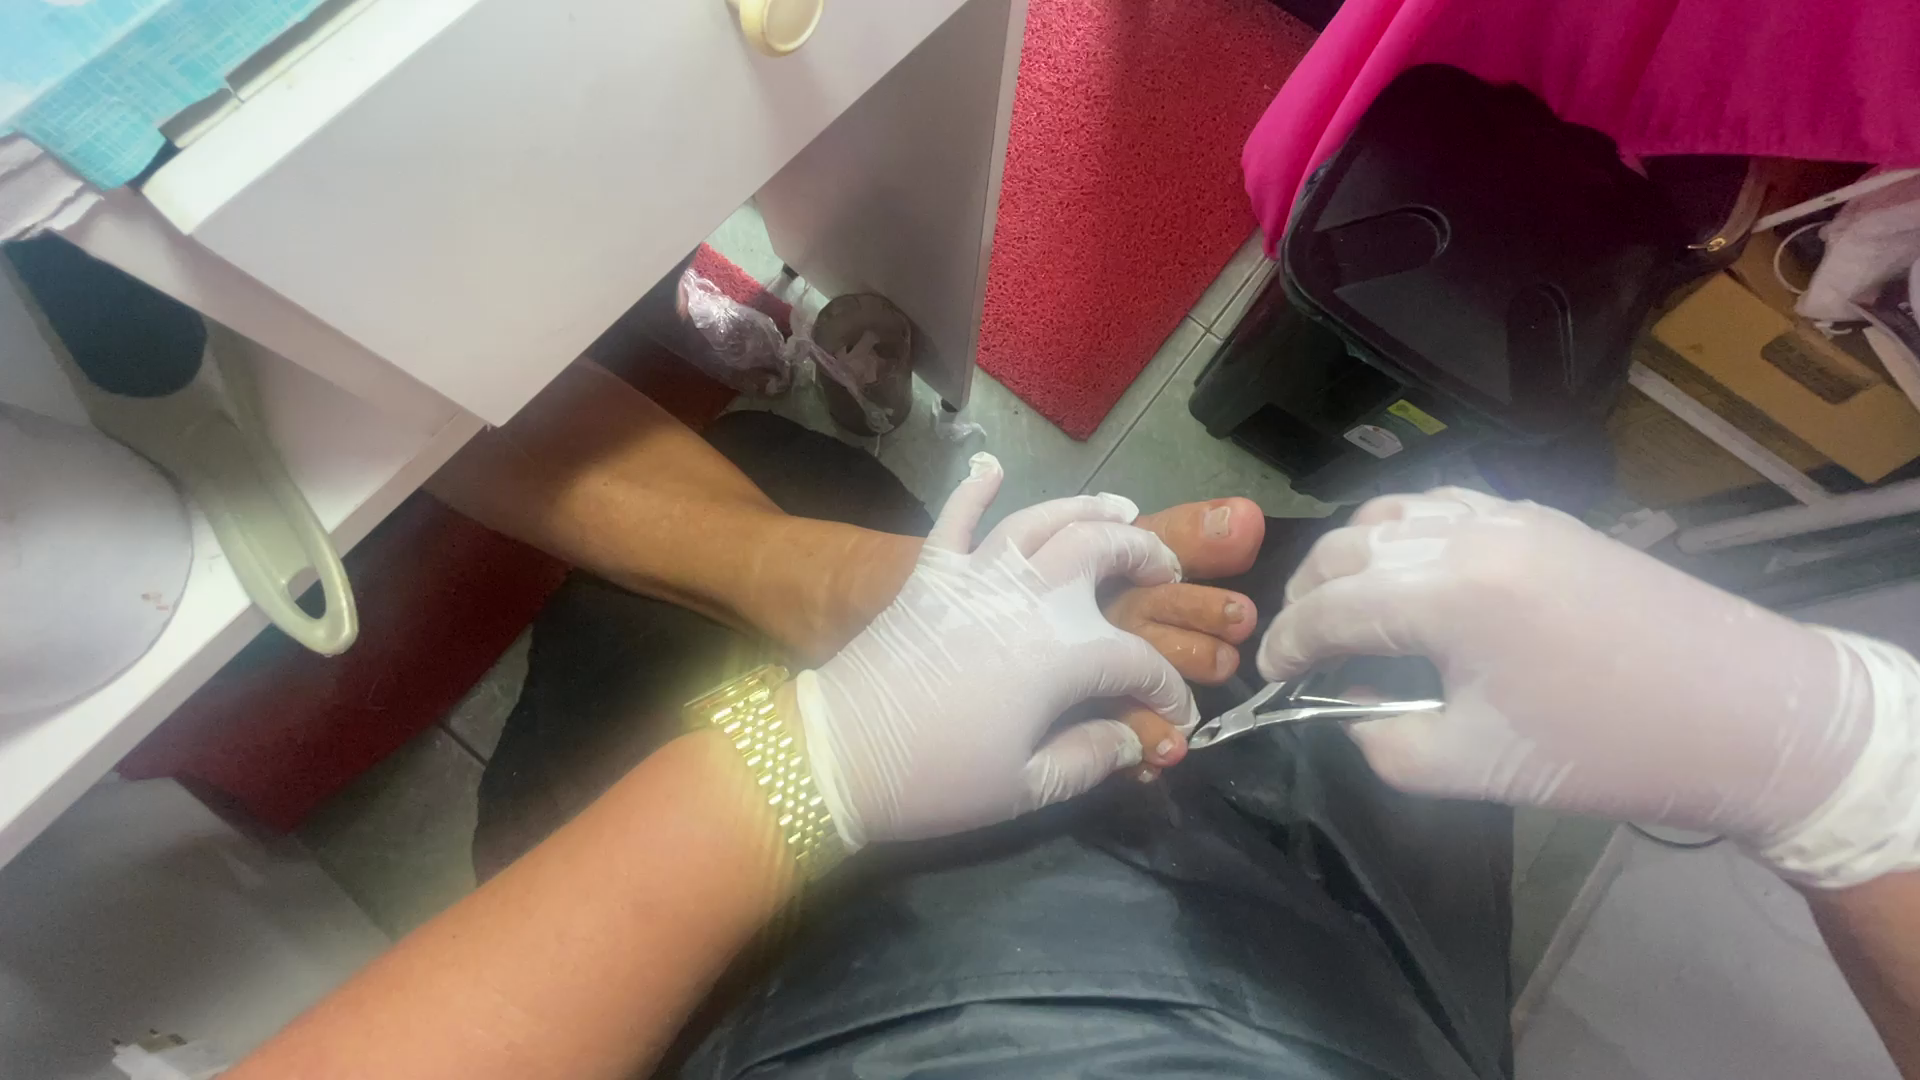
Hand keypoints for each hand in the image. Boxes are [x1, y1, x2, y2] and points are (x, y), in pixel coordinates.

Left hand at [796, 453, 1198, 846]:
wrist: (838, 754)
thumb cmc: (935, 779)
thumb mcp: (1026, 786)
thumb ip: (1092, 758)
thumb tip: (1136, 743)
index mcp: (1061, 655)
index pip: (1138, 662)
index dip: (1168, 692)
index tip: (1177, 719)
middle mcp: (1027, 598)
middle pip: (1102, 552)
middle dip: (1146, 557)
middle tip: (1163, 573)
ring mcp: (976, 575)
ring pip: (1042, 519)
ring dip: (1087, 508)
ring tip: (1121, 508)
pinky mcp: (931, 573)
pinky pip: (954, 518)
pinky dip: (973, 489)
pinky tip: (991, 466)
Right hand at [1257, 487, 1919, 888]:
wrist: (1758, 719)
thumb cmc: (1608, 749)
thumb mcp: (1474, 769)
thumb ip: (1379, 741)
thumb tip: (1341, 709)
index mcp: (1450, 595)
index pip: (1329, 608)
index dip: (1286, 645)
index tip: (1269, 677)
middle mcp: (1466, 535)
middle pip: (1342, 551)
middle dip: (1304, 600)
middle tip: (1299, 649)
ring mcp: (1503, 514)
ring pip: (1380, 517)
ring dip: (1343, 562)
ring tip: (1341, 606)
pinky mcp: (1534, 515)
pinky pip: (1433, 505)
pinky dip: (1393, 534)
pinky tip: (1401, 569)